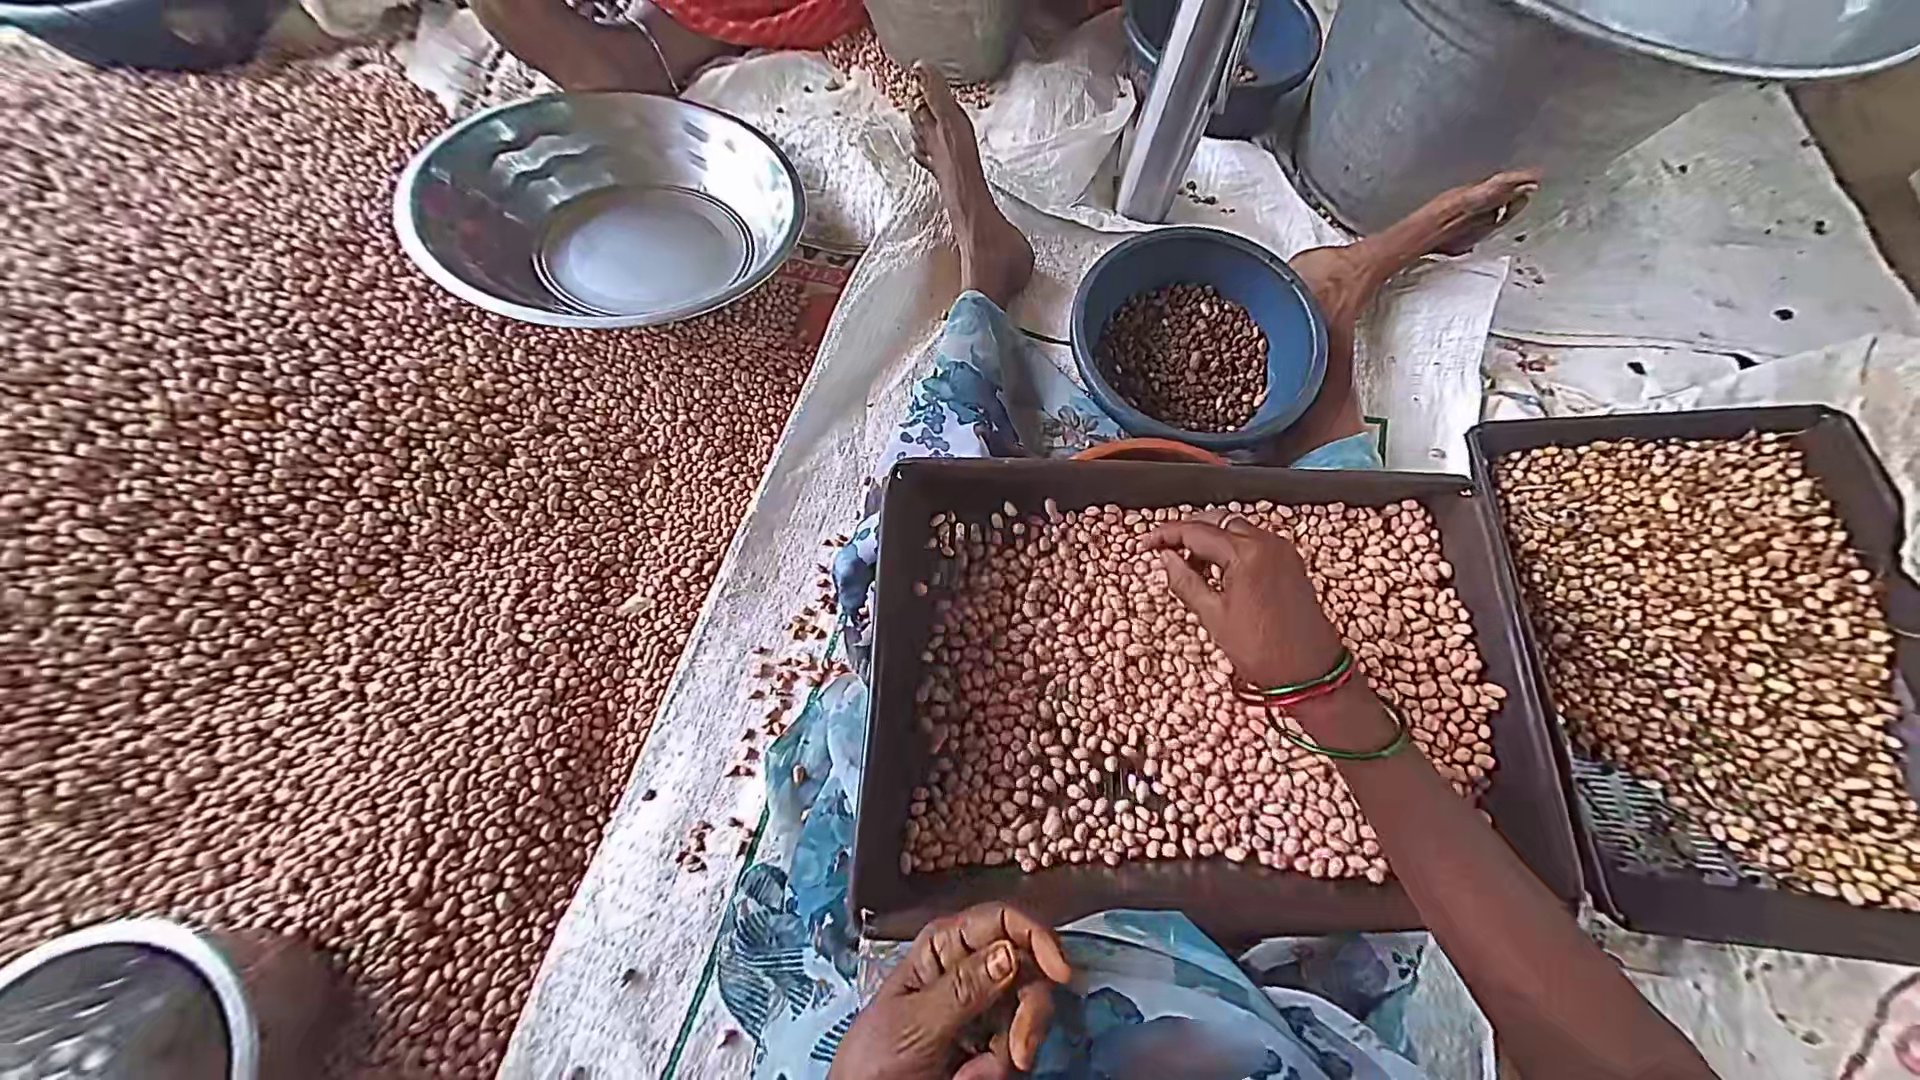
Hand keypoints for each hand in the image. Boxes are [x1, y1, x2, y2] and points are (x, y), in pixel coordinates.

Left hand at [829, 903, 1072, 1079]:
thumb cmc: (876, 1058)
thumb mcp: (915, 1022)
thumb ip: (963, 989)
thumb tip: (1010, 952)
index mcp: (947, 944)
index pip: (1001, 919)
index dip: (1036, 935)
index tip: (1061, 972)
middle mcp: (971, 967)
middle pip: (1026, 967)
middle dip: (1029, 1012)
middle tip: (1018, 1053)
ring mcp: (983, 1007)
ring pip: (1028, 1010)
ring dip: (1010, 1050)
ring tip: (972, 1076)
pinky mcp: (988, 1043)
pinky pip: (1015, 1048)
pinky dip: (998, 1070)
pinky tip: (967, 1078)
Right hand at [1142, 511, 1343, 689]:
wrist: (1311, 673)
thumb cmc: (1263, 650)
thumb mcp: (1213, 616)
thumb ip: (1185, 580)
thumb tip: (1166, 558)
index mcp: (1246, 554)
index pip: (1195, 531)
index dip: (1165, 535)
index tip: (1146, 543)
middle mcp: (1268, 544)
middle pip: (1217, 521)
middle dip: (1187, 533)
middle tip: (1164, 551)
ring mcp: (1282, 552)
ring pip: (1235, 529)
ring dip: (1209, 540)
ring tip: (1188, 566)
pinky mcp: (1290, 563)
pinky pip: (1253, 542)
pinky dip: (1230, 548)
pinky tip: (1216, 571)